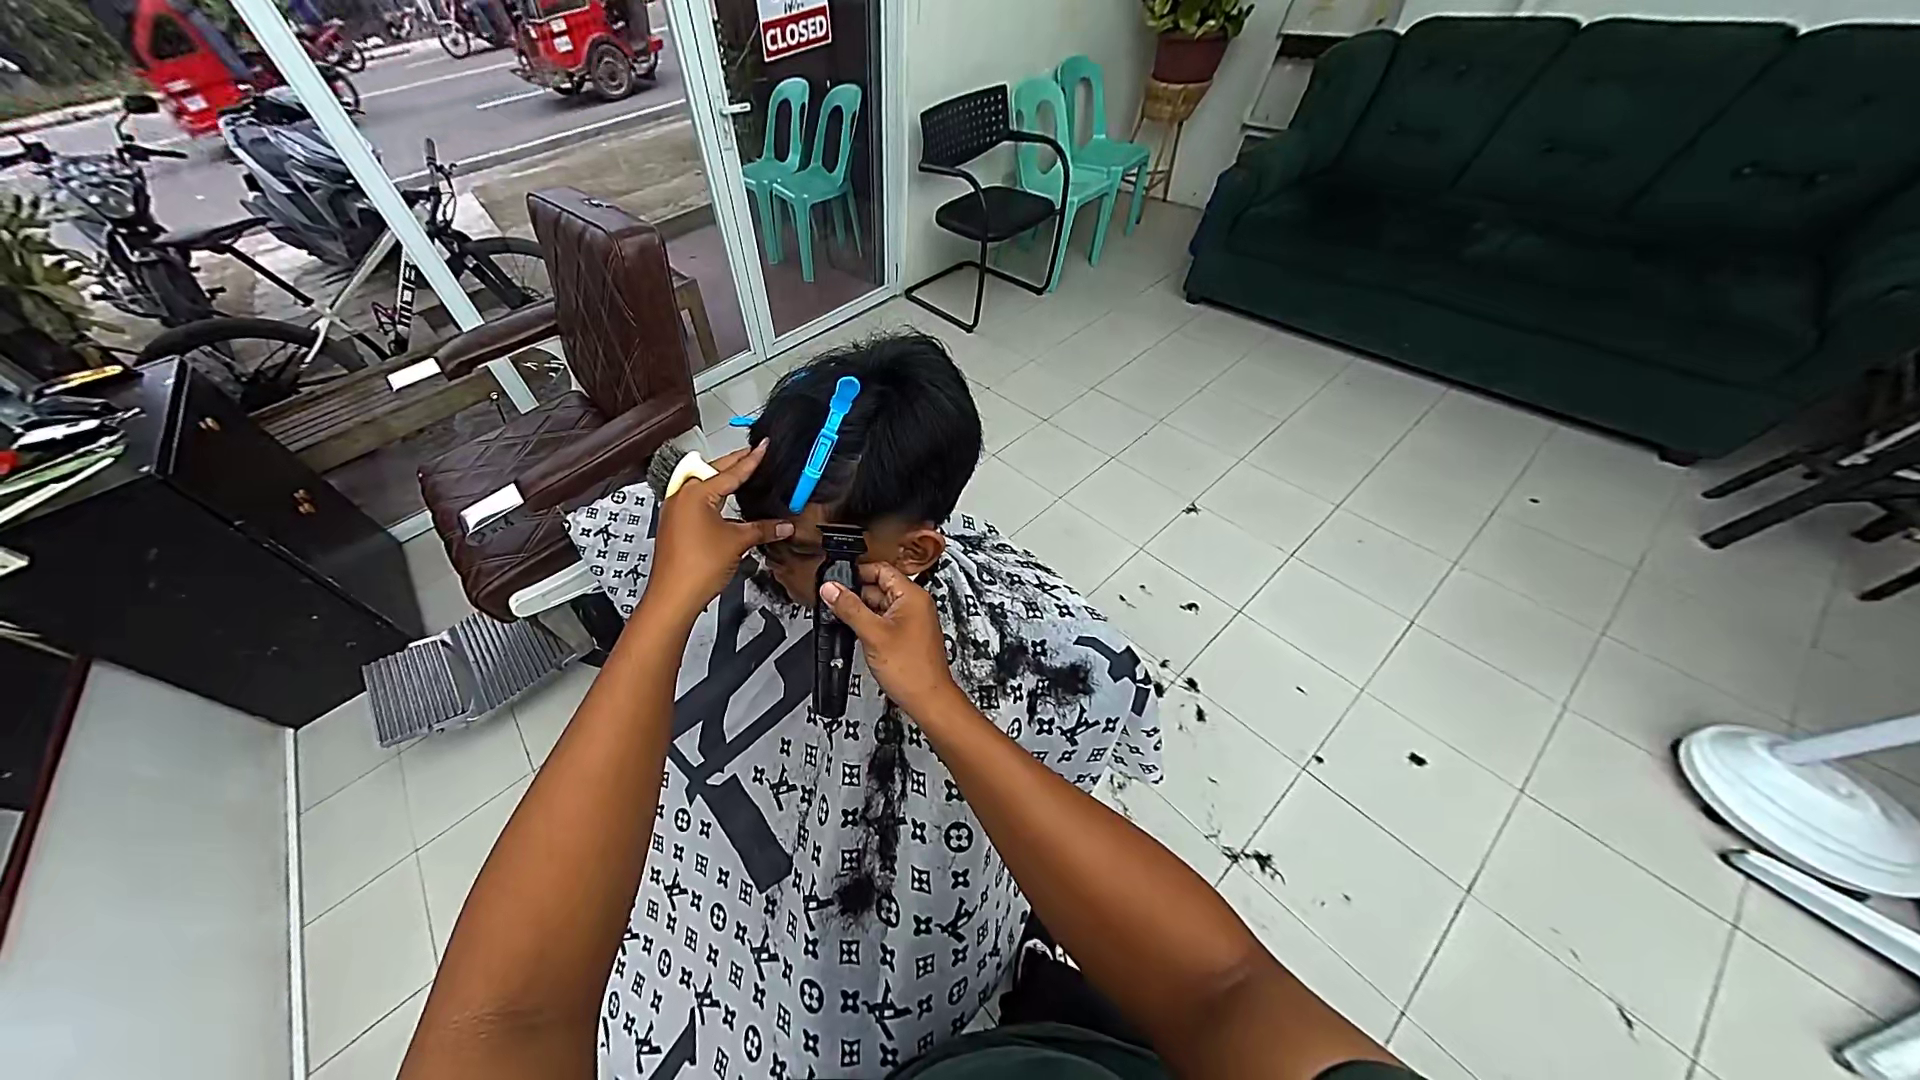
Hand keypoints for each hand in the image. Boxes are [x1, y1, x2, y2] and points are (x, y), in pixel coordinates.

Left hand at [643, 442, 791, 620]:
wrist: (674, 596)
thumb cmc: (696, 568)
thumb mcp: (738, 542)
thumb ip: (763, 529)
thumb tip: (783, 526)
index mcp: (695, 494)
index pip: (731, 472)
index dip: (751, 460)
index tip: (762, 447)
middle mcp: (681, 497)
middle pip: (712, 472)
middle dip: (734, 464)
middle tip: (752, 453)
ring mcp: (675, 511)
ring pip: (702, 486)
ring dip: (721, 480)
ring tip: (739, 474)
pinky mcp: (675, 525)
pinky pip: (696, 502)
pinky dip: (713, 497)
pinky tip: (725, 503)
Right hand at [820, 563, 961, 717]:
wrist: (928, 699)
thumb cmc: (912, 670)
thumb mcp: (872, 633)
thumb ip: (849, 608)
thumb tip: (831, 589)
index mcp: (912, 595)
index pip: (881, 569)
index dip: (857, 573)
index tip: (837, 582)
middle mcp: (915, 604)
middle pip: (879, 586)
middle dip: (856, 594)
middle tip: (836, 604)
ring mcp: (912, 619)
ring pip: (880, 604)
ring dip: (862, 611)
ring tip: (847, 622)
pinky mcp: (908, 634)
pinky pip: (885, 619)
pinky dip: (870, 624)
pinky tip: (860, 635)